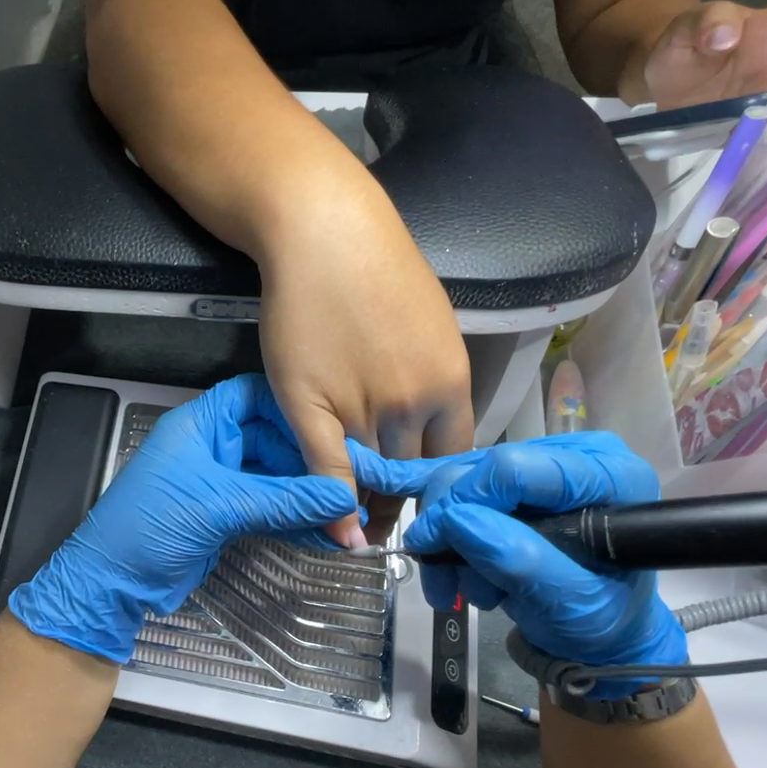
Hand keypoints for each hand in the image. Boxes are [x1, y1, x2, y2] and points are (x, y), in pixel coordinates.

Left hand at [9, 374, 359, 662]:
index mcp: (199, 426)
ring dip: (312, 500)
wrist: (112, 583)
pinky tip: (330, 533)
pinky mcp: (226, 517)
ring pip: (277, 481)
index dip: (295, 408)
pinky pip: (271, 510)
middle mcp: (212, 448)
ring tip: (353, 516)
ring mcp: (220, 484)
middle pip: (275, 442)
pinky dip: (297, 522)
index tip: (338, 424)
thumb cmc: (146, 528)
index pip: (255, 398)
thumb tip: (343, 498)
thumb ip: (282, 501)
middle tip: (360, 483)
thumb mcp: (217, 507)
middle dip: (315, 465)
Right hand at [258, 208, 473, 548]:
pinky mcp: (312, 406)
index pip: (454, 459)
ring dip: (366, 507)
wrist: (323, 235)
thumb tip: (424, 423)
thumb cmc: (376, 271)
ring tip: (359, 529)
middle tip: (391, 532)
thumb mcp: (426, 327)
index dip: (439, 490)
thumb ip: (431, 381)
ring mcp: (363, 406)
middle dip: (403, 507)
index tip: (427, 509)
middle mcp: (416, 402)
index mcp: (451, 382)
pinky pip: (329, 469)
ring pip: (371, 477)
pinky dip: (332, 504)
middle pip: (412, 475)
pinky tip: (336, 531)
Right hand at [360, 433, 687, 698]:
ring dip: (439, 535)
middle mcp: (571, 456)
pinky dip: (411, 480)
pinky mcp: (502, 474)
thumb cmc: (599, 616)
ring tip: (451, 583)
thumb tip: (455, 520)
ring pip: (452, 478)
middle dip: (448, 528)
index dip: (465, 501)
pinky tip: (382, 482)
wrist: (594, 625)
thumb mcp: (572, 602)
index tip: (435, 544)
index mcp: (609, 477)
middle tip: (449, 582)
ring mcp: (533, 460)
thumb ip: (522, 562)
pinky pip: (445, 470)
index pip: (513, 469)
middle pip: (476, 472)